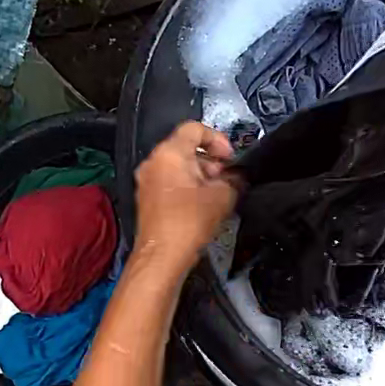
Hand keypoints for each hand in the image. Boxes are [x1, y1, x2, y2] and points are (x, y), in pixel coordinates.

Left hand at [132, 122, 239, 270]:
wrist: (163, 257)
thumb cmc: (185, 226)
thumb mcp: (223, 197)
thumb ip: (234, 179)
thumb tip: (236, 177)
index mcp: (169, 154)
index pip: (195, 129)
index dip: (218, 139)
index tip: (229, 155)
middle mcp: (153, 163)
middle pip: (186, 148)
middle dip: (211, 161)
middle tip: (226, 177)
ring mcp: (148, 181)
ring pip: (178, 167)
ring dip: (201, 176)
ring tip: (217, 195)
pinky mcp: (148, 199)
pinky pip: (170, 183)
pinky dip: (188, 188)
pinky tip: (203, 206)